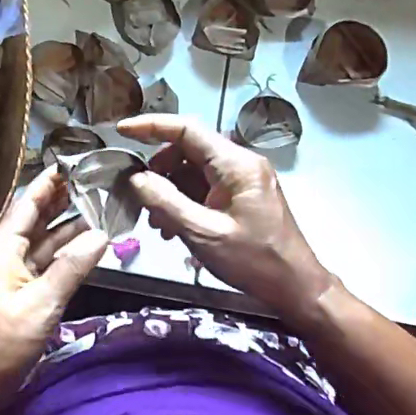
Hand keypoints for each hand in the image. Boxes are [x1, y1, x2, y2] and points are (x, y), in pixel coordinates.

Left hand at [0, 170, 110, 405]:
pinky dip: (64, 256)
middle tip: (94, 181)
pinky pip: (44, 266)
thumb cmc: (2, 344)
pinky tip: (87, 248)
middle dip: (61, 202)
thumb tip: (102, 233)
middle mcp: (3, 257)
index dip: (48, 184)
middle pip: (34, 221)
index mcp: (0, 250)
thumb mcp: (41, 304)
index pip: (26, 206)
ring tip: (100, 208)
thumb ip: (71, 268)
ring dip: (67, 229)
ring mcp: (11, 278)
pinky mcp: (19, 297)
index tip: (72, 162)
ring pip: (42, 245)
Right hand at [117, 114, 337, 320]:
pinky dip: (179, 201)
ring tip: (155, 221)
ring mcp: (239, 180)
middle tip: (138, 195)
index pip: (187, 129)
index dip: (150, 126)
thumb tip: (134, 179)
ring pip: (188, 170)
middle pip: (185, 149)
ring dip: (165, 190)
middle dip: (156, 170)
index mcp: (236, 165)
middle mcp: (239, 164)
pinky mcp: (237, 196)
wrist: (295, 288)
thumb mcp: (203, 233)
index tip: (120, 131)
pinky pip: (198, 187)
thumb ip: (165, 202)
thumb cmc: (254, 260)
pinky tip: (170, 227)